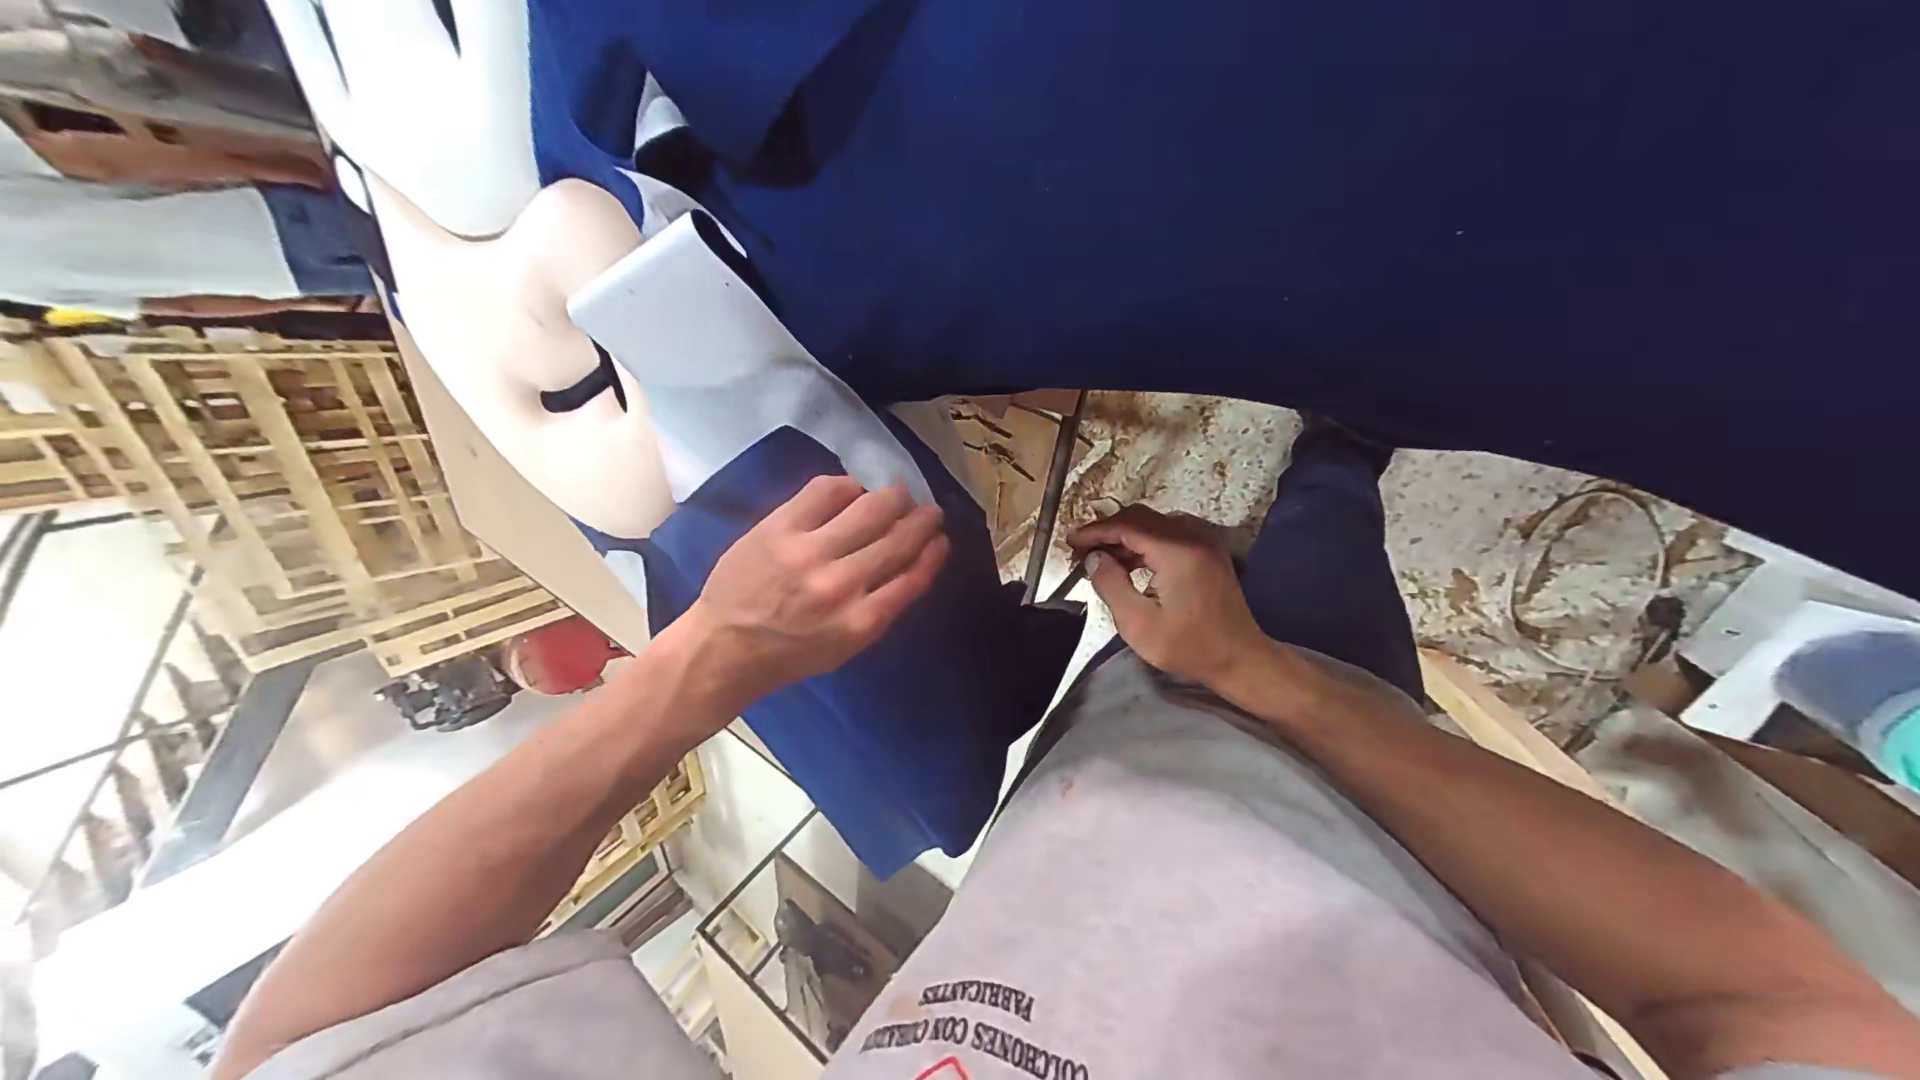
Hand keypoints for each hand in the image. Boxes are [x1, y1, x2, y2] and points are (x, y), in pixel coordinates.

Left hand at [681, 476, 948, 710]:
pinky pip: (826, 490)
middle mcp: (840, 584)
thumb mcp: (848, 646)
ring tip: (899, 496)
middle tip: (929, 511)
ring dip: (895, 498)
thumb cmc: (792, 652)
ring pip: (870, 508)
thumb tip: (916, 561)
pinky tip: (854, 492)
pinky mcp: (778, 528)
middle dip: (923, 519)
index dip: (934, 552)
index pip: (914, 576)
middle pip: (899, 538)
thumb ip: (884, 607)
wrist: (725, 645)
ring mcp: (807, 553)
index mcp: (861, 622)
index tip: (941, 538)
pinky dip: (849, 486)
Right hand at [1068, 505, 1271, 687]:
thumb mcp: (1138, 623)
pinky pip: (1168, 535)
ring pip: (1153, 524)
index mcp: (1178, 551)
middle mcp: (1193, 537)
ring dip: (1124, 537)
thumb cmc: (1189, 646)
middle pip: (1140, 518)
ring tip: (1099, 558)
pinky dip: (1143, 544)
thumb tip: (1093, 558)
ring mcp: (1204, 542)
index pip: (1127, 525)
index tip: (1071, 542)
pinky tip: (1127, 564)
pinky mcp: (1207, 552)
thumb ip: (1111, 585)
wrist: (1241, 658)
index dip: (1095, 530)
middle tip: (1081, 550)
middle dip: (1107, 530)